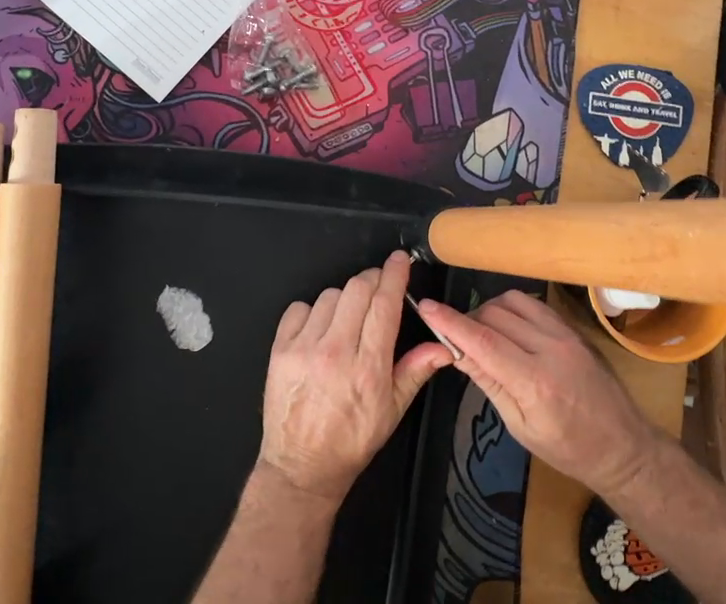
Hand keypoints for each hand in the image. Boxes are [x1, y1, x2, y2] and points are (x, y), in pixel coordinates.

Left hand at [257, 251, 452, 502]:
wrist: (302, 465)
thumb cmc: (352, 439)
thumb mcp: (393, 411)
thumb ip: (416, 370)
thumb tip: (446, 345)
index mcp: (368, 367)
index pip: (384, 304)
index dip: (394, 275)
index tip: (400, 260)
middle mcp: (335, 351)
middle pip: (357, 289)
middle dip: (372, 280)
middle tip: (379, 287)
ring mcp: (304, 349)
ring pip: (330, 295)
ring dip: (345, 299)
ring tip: (349, 319)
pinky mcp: (280, 350)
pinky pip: (299, 308)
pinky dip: (312, 311)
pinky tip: (320, 328)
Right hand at [415, 290, 659, 496]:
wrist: (623, 446)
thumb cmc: (568, 449)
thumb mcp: (519, 426)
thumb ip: (488, 382)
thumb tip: (455, 352)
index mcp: (535, 382)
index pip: (482, 341)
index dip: (450, 322)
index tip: (426, 307)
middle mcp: (551, 349)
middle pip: (493, 316)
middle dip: (468, 322)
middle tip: (457, 341)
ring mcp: (566, 335)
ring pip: (512, 301)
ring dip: (490, 311)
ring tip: (483, 334)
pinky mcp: (573, 329)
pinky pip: (534, 304)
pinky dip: (513, 310)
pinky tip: (509, 329)